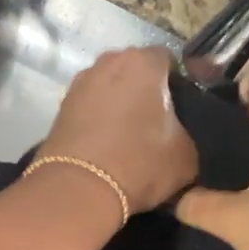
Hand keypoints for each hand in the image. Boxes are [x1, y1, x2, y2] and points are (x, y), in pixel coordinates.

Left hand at [38, 47, 198, 212]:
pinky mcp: (60, 108)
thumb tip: (179, 137)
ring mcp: (79, 84)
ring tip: (128, 137)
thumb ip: (188, 135)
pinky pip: (89, 108)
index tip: (181, 110)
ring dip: (119, 105)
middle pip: (134, 71)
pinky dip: (97, 121)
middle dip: (145, 91)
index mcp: (143, 63)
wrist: (79, 189)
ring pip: (109, 89)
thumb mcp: (186, 156)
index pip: (168, 60)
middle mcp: (108, 62)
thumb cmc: (140, 163)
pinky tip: (105, 146)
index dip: (177, 84)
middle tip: (156, 124)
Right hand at [175, 100, 248, 249]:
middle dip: (227, 147)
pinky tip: (242, 211)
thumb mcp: (234, 222)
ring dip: (246, 174)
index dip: (216, 115)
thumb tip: (171, 197)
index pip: (248, 106)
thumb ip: (196, 205)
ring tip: (206, 185)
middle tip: (187, 161)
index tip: (183, 129)